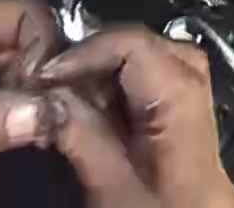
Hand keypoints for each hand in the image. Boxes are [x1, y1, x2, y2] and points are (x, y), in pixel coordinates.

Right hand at [39, 28, 233, 207]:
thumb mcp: (113, 190)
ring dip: (99, 77)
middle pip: (137, 45)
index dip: (84, 54)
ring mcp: (193, 86)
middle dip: (89, 64)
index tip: (43, 76)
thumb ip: (79, 135)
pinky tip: (88, 110)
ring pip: (139, 58)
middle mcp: (194, 76)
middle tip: (48, 88)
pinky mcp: (184, 102)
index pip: (132, 44)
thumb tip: (40, 99)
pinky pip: (146, 76)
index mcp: (182, 90)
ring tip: (63, 100)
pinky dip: (114, 89)